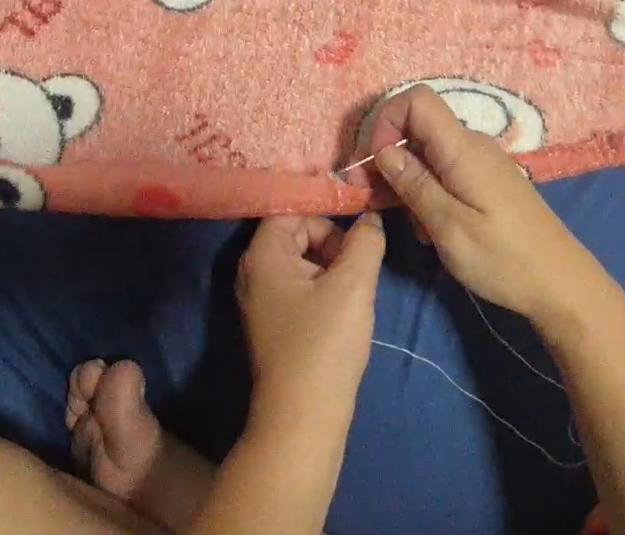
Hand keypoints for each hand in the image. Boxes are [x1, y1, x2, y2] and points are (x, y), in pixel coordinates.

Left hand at [235, 213, 386, 418]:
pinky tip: (342, 309)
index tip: (358, 225)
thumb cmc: (324, 345)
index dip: (326, 210)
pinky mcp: (273, 319)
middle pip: (297, 231)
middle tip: (357, 268)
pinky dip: (324, 287)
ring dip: (333, 267)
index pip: (293, 207)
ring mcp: (261, 296)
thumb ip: (365, 241)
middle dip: (332, 242)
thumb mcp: (353, 285)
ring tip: (353, 293)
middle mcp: (253, 270)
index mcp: (262, 255)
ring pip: (303, 259)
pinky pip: (300, 283)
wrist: (303, 418)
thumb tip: (370, 218)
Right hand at [366, 84, 604, 325]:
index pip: (417, 99)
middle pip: (418, 128)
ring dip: (407, 182)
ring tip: (412, 227)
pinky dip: (427, 192)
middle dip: (388, 158)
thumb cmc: (505, 259)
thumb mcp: (449, 226)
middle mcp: (473, 145)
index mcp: (463, 148)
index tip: (375, 164)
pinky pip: (445, 171)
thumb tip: (383, 151)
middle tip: (372, 201)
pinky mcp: (487, 182)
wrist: (564, 286)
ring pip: (428, 153)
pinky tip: (431, 229)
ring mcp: (482, 163)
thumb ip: (414, 185)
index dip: (387, 121)